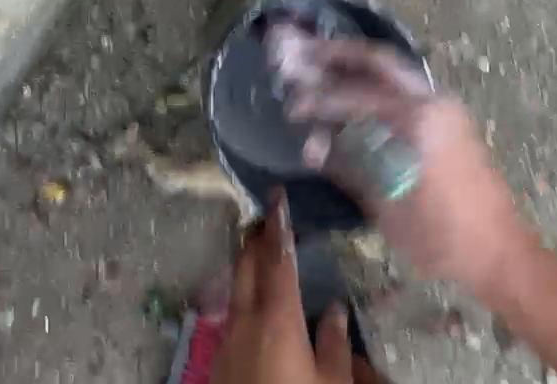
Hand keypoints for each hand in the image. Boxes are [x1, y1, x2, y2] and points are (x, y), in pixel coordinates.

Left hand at [212, 193, 356, 383]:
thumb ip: (335, 345)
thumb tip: (337, 309)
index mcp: (277, 318)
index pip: (277, 259)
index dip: (278, 225)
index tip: (277, 196)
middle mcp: (246, 320)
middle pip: (246, 264)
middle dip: (254, 237)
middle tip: (267, 216)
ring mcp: (228, 340)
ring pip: (235, 288)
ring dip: (246, 265)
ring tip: (261, 252)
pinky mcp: (220, 361)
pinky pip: (233, 314)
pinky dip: (244, 296)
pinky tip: (257, 307)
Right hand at [276, 38, 525, 285]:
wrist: (503, 253)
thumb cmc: (444, 236)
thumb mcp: (388, 207)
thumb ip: (348, 168)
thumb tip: (311, 145)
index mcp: (419, 118)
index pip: (356, 95)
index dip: (319, 99)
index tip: (291, 105)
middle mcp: (433, 100)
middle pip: (378, 60)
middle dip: (337, 54)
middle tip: (302, 51)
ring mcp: (445, 106)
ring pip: (393, 69)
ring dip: (356, 64)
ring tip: (321, 61)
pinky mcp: (448, 118)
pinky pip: (405, 85)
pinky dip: (375, 81)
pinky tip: (353, 89)